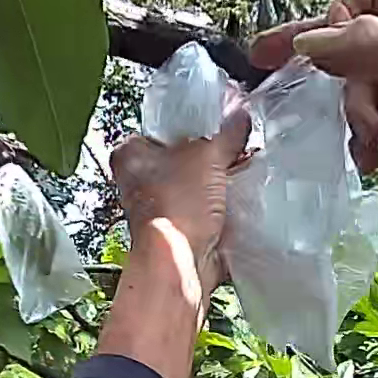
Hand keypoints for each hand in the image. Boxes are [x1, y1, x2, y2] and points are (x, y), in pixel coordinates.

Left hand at [109, 109, 251, 297]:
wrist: (181, 262)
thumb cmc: (179, 204)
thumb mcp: (206, 155)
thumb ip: (226, 133)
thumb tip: (240, 114)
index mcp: (132, 152)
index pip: (167, 125)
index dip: (197, 120)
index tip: (223, 119)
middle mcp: (141, 180)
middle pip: (185, 155)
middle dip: (213, 153)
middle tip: (239, 145)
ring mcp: (162, 208)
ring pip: (198, 184)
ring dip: (220, 181)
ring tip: (245, 168)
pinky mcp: (182, 230)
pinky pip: (208, 209)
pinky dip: (224, 205)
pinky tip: (243, 196)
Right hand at [250, 0, 377, 306]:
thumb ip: (366, 47)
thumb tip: (309, 43)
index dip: (339, 20)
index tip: (327, 56)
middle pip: (355, 44)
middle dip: (341, 78)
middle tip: (300, 83)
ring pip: (359, 88)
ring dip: (356, 117)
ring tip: (370, 144)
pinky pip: (371, 123)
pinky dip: (364, 140)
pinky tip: (369, 159)